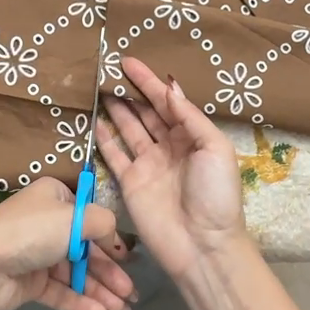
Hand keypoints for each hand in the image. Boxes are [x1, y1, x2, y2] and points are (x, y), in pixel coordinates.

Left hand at [0, 178, 135, 309]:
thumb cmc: (32, 232)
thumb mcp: (75, 217)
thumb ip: (104, 223)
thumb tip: (117, 239)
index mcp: (55, 197)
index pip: (90, 217)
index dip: (110, 239)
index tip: (129, 260)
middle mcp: (47, 222)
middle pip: (86, 248)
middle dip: (110, 272)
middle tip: (131, 295)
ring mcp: (38, 254)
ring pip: (76, 273)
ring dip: (100, 291)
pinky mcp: (31, 282)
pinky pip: (62, 292)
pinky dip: (82, 303)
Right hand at [98, 57, 245, 280]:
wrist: (204, 247)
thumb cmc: (216, 194)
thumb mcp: (215, 148)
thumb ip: (190, 116)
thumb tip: (168, 87)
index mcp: (192, 136)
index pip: (167, 101)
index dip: (148, 81)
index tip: (128, 61)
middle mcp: (169, 147)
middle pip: (146, 112)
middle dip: (130, 91)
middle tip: (108, 70)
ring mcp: (148, 165)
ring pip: (129, 128)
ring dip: (116, 108)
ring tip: (98, 87)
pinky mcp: (130, 183)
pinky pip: (114, 155)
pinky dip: (105, 138)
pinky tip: (94, 120)